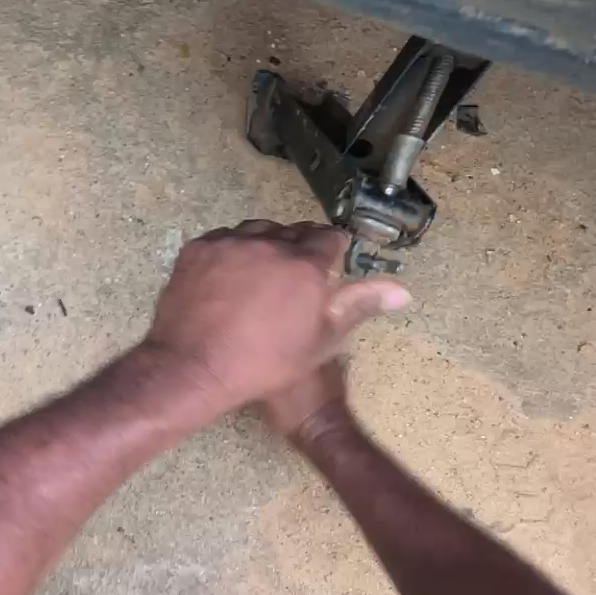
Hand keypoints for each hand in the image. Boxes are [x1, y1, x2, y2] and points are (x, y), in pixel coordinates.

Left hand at [138, 221, 408, 423]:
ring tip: (263, 272)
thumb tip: (402, 290)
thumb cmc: (263, 361)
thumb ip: (357, 306)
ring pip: (256, 230)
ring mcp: (228, 244)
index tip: (331, 261)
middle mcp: (267, 245)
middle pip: (292, 232)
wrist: (194, 364)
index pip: (329, 237)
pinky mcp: (197, 248)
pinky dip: (232, 250)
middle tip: (296, 274)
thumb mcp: (320, 341)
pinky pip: (223, 238)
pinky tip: (230, 273)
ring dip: (265, 244)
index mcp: (304, 265)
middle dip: (300, 247)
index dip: (334, 248)